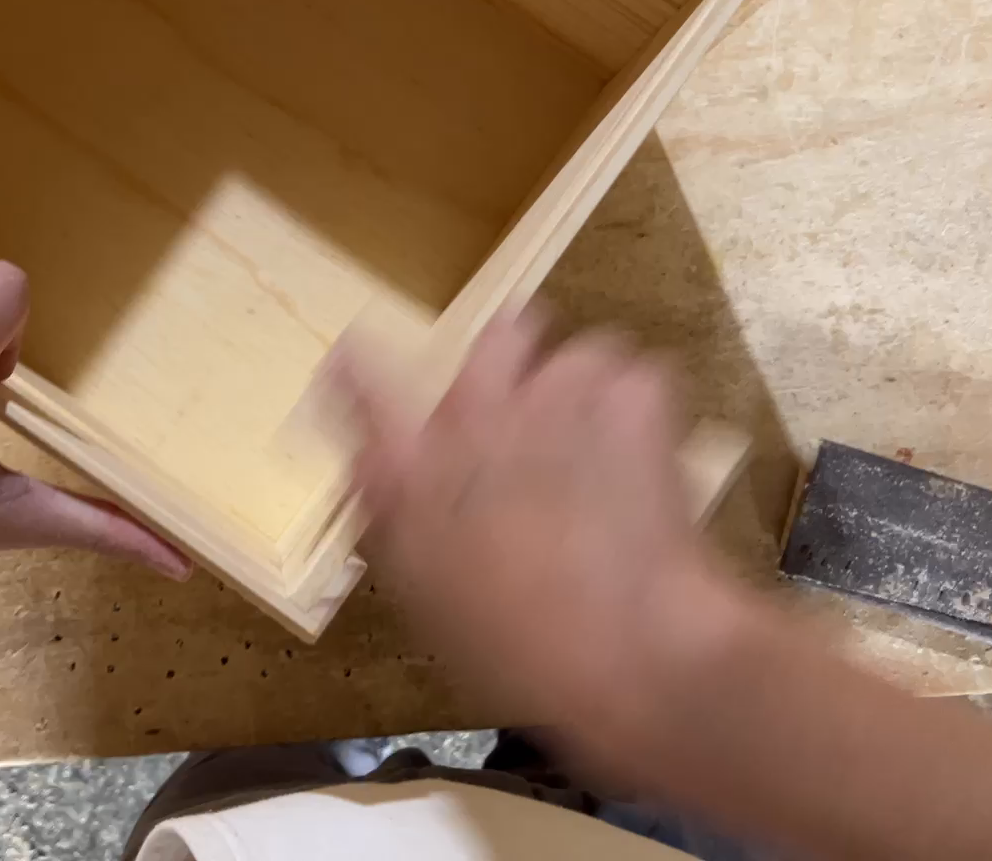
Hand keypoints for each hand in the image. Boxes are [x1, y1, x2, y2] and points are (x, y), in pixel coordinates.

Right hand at [329, 308, 731, 726]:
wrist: (633, 656)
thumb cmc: (513, 643)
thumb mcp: (425, 588)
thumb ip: (392, 508)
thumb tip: (368, 455)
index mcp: (421, 460)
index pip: (365, 382)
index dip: (354, 362)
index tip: (350, 354)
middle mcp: (482, 414)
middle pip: (498, 334)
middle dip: (512, 353)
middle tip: (524, 400)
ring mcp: (561, 401)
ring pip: (581, 352)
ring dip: (585, 389)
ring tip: (593, 437)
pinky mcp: (635, 409)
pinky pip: (639, 379)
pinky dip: (640, 411)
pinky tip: (641, 454)